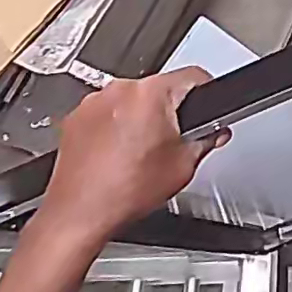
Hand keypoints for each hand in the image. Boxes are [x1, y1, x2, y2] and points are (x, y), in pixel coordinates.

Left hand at [42, 69, 229, 240]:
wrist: (80, 214)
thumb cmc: (124, 191)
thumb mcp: (184, 165)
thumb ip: (206, 140)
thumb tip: (215, 131)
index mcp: (151, 94)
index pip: (192, 76)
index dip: (206, 90)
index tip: (206, 102)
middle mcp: (120, 90)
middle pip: (159, 89)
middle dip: (169, 110)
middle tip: (172, 140)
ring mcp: (94, 102)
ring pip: (132, 101)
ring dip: (140, 117)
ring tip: (141, 152)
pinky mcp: (77, 117)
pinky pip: (106, 113)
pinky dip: (115, 127)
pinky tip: (119, 154)